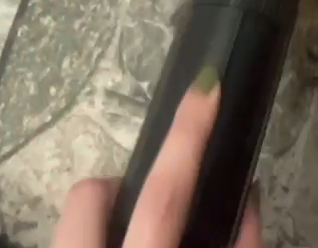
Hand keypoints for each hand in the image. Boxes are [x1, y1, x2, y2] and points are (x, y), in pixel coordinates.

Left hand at [51, 87, 262, 247]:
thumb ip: (242, 247)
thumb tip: (249, 199)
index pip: (163, 196)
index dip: (186, 135)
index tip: (207, 86)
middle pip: (87, 197)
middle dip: (110, 187)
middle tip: (141, 209)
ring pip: (68, 225)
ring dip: (101, 228)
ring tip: (132, 244)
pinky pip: (69, 244)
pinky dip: (96, 245)